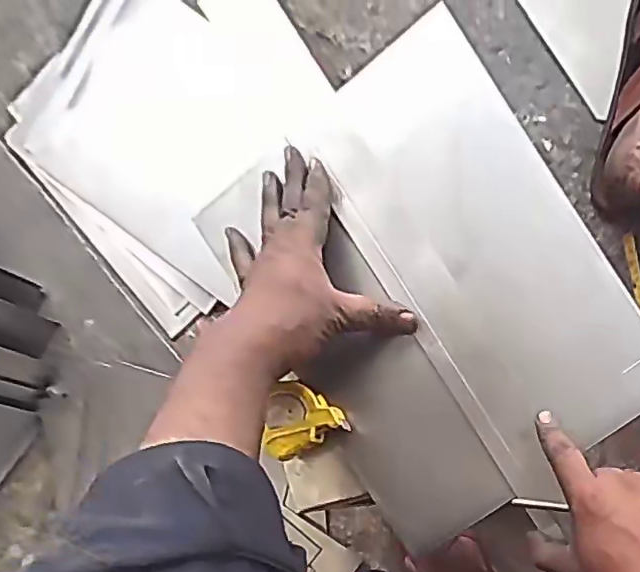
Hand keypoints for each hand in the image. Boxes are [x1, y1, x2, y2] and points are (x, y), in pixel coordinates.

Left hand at [220, 146, 416, 374]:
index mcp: (302, 247)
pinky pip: (243, 260)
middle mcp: (278, 250)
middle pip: (287, 205)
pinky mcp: (248, 288)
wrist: (253, 347)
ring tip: (267, 181)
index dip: (317, 186)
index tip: (316, 164)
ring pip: (265, 225)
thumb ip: (374, 315)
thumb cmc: (292, 324)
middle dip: (291, 180)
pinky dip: (239, 247)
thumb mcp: (341, 317)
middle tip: (289, 156)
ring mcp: (260, 267)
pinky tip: (233, 236)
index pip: (313, 207)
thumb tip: (406, 319)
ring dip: (268, 203)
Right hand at [527, 411, 639, 571]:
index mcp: (588, 498)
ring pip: (629, 485)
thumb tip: (532, 543)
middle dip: (598, 498)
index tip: (546, 422)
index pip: (564, 458)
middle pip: (600, 479)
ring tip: (633, 537)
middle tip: (603, 531)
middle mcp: (620, 483)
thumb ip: (545, 553)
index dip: (552, 438)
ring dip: (626, 503)